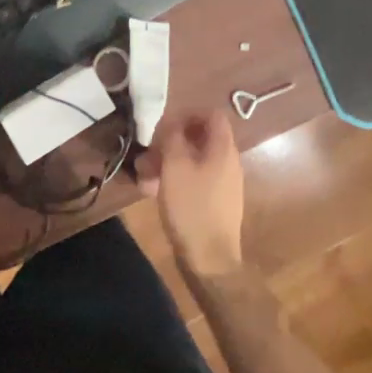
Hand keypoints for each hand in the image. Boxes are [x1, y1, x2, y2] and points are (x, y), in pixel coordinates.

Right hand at [133, 109, 245, 277]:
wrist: (210, 259)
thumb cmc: (191, 207)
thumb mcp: (175, 166)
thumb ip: (173, 137)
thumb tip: (172, 121)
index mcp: (223, 149)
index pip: (212, 115)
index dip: (188, 113)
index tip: (164, 124)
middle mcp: (227, 163)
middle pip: (199, 139)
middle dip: (170, 143)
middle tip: (147, 154)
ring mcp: (222, 184)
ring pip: (192, 161)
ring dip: (167, 163)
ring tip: (144, 177)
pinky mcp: (214, 202)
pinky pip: (194, 181)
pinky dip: (174, 181)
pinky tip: (153, 193)